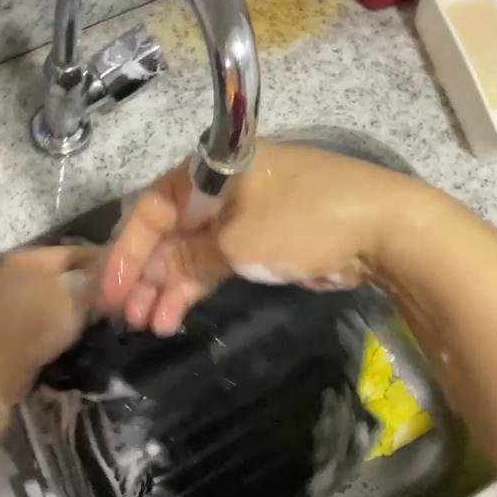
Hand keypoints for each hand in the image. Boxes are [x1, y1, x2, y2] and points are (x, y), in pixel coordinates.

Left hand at [0, 245, 100, 404]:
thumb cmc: (37, 324)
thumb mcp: (74, 297)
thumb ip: (94, 279)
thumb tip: (108, 270)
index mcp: (30, 255)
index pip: (76, 250)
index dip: (103, 262)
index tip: (125, 278)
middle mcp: (15, 268)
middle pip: (61, 271)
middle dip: (86, 284)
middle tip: (112, 300)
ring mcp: (6, 294)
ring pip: (50, 292)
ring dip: (71, 303)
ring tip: (94, 317)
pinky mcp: (4, 319)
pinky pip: (38, 311)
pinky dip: (54, 318)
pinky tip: (68, 330)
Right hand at [103, 141, 452, 334]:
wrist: (383, 231)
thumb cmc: (304, 220)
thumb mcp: (236, 242)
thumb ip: (188, 260)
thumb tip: (155, 276)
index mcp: (211, 170)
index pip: (152, 208)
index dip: (127, 250)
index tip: (112, 289)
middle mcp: (219, 190)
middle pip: (167, 233)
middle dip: (145, 275)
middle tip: (126, 315)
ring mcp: (239, 217)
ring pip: (188, 254)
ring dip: (166, 288)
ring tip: (149, 325)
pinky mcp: (257, 243)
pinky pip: (212, 265)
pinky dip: (193, 288)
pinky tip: (173, 316)